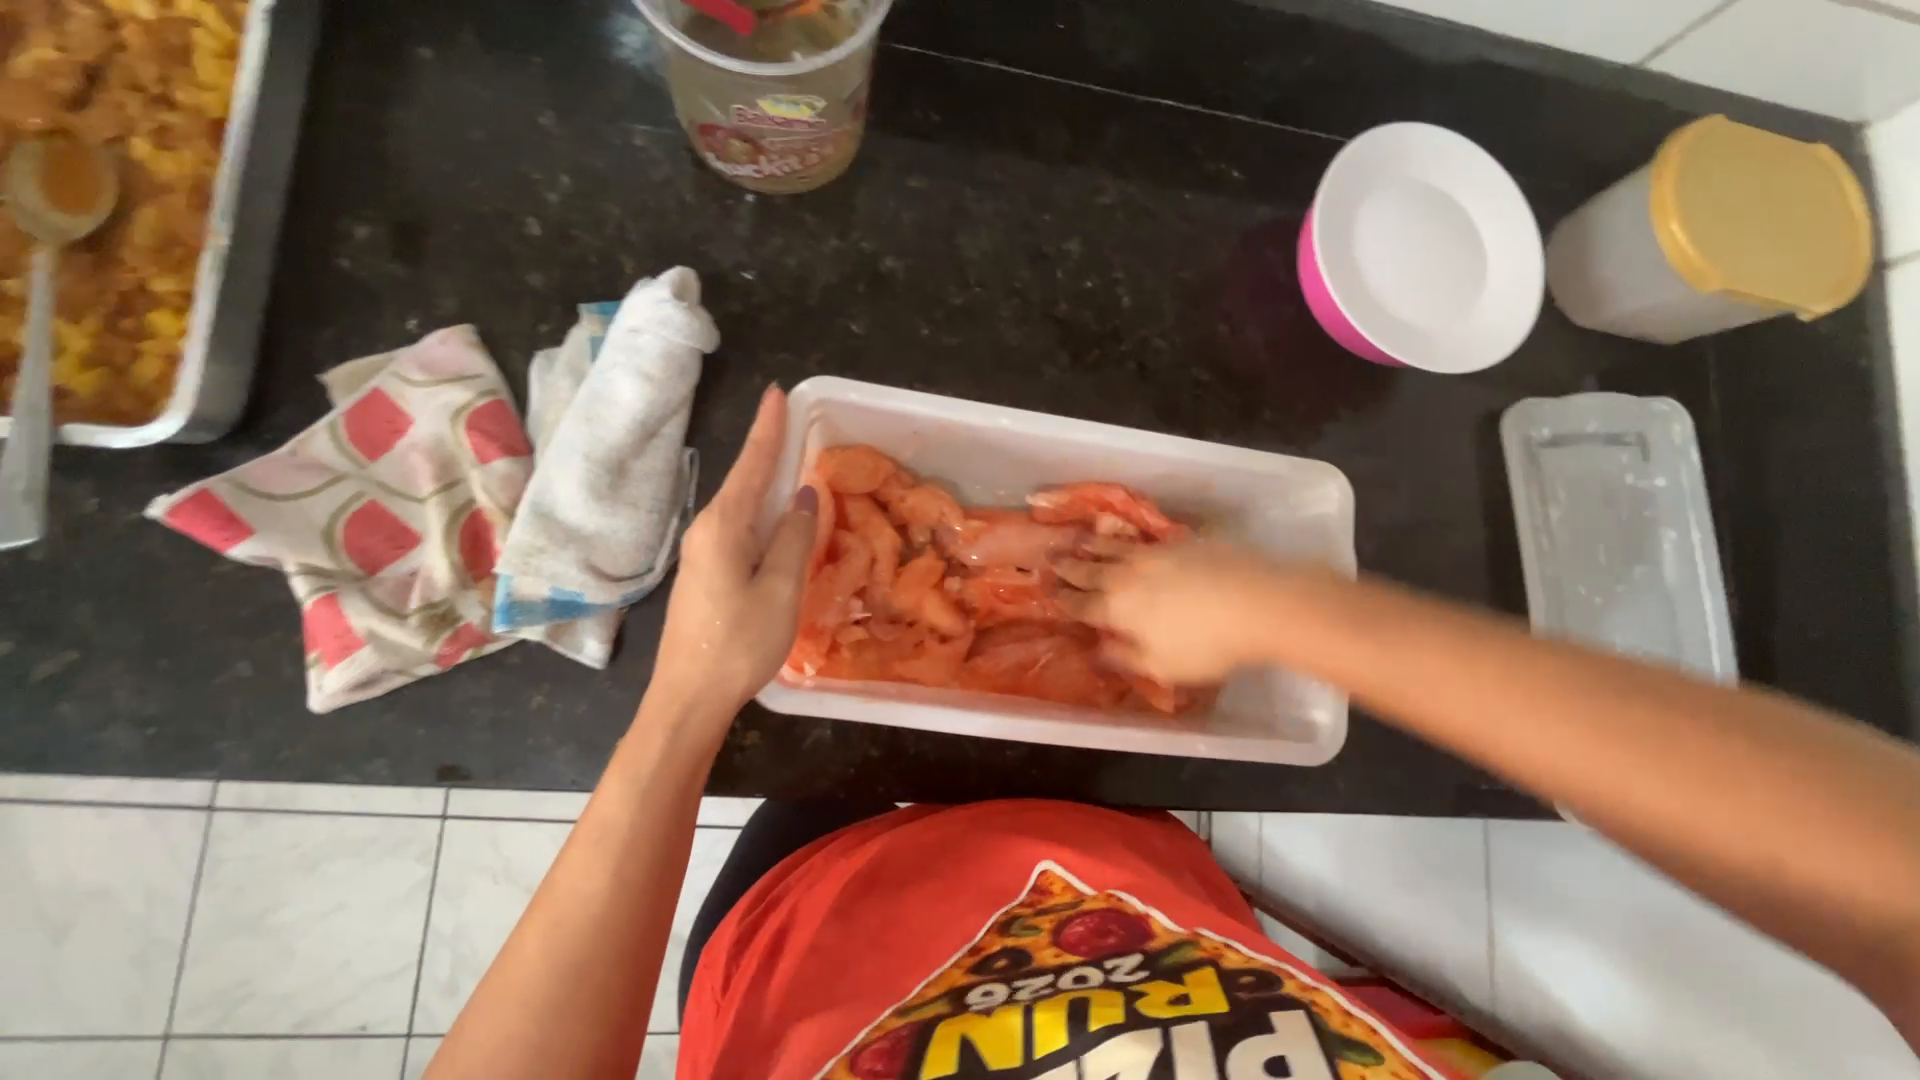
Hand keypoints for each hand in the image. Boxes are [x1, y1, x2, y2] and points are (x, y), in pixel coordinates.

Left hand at [647, 384, 817, 719]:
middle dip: (768, 451)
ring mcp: (701, 555)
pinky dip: (760, 515)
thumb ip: (794, 538)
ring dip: (766, 484)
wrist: (688, 697)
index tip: (777, 393)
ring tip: (792, 463)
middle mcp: (706, 531)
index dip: (767, 429)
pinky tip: (775, 521)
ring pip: (740, 508)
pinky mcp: (705, 577)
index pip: (751, 465)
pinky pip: (738, 531)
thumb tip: (804, 495)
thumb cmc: (739, 643)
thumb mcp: (780, 589)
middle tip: (794, 425)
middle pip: (743, 482)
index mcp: (723, 526)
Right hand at [1056, 541, 1323, 684]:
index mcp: (1117, 609)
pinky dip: (1126, 537)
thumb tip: (1099, 650)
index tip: (1048, 592)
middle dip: (1068, 566)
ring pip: (1112, 547)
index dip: (1062, 599)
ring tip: (1077, 540)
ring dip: (1091, 545)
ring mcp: (1154, 555)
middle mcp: (1127, 576)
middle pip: (1089, 570)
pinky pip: (1143, 539)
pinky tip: (1126, 536)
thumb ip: (1126, 656)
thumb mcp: (1162, 666)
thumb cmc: (1207, 645)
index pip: (1080, 604)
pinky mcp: (1180, 542)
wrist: (1257, 602)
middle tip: (1050, 558)